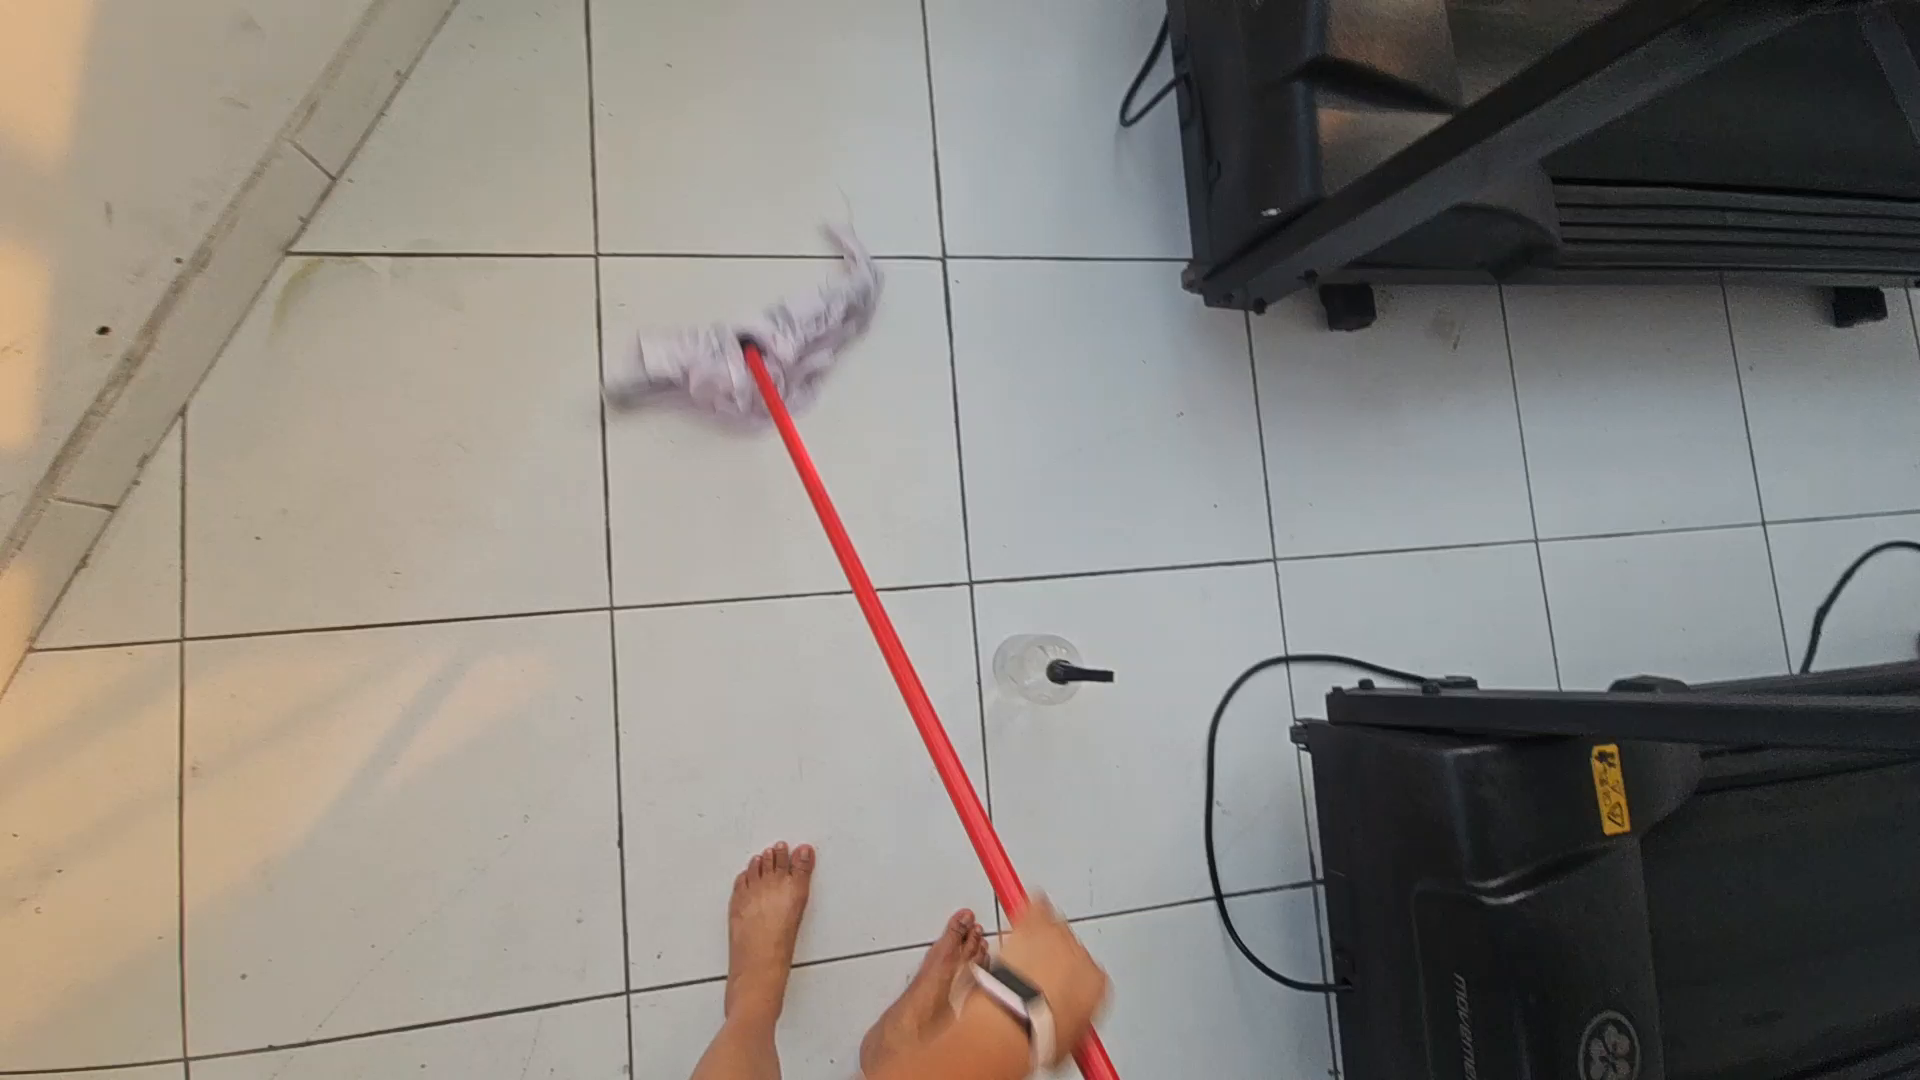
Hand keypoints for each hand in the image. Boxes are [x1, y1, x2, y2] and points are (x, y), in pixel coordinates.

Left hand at [999, 897, 1109, 1064]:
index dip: (1072, 980)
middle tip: (1037, 974)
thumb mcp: (1070, 1038)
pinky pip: (1038, 903)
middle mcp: (1082, 953)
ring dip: (1043, 935)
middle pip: (1071, 948)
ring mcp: (1058, 934)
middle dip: (1055, 958)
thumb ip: (1076, 1020)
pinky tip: (1026, 909)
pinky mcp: (1035, 920)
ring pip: (1054, 926)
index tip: (1060, 987)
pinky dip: (1032, 905)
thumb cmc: (1041, 1030)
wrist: (1017, 1013)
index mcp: (1097, 981)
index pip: (1090, 974)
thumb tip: (1069, 1027)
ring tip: (1028, 952)